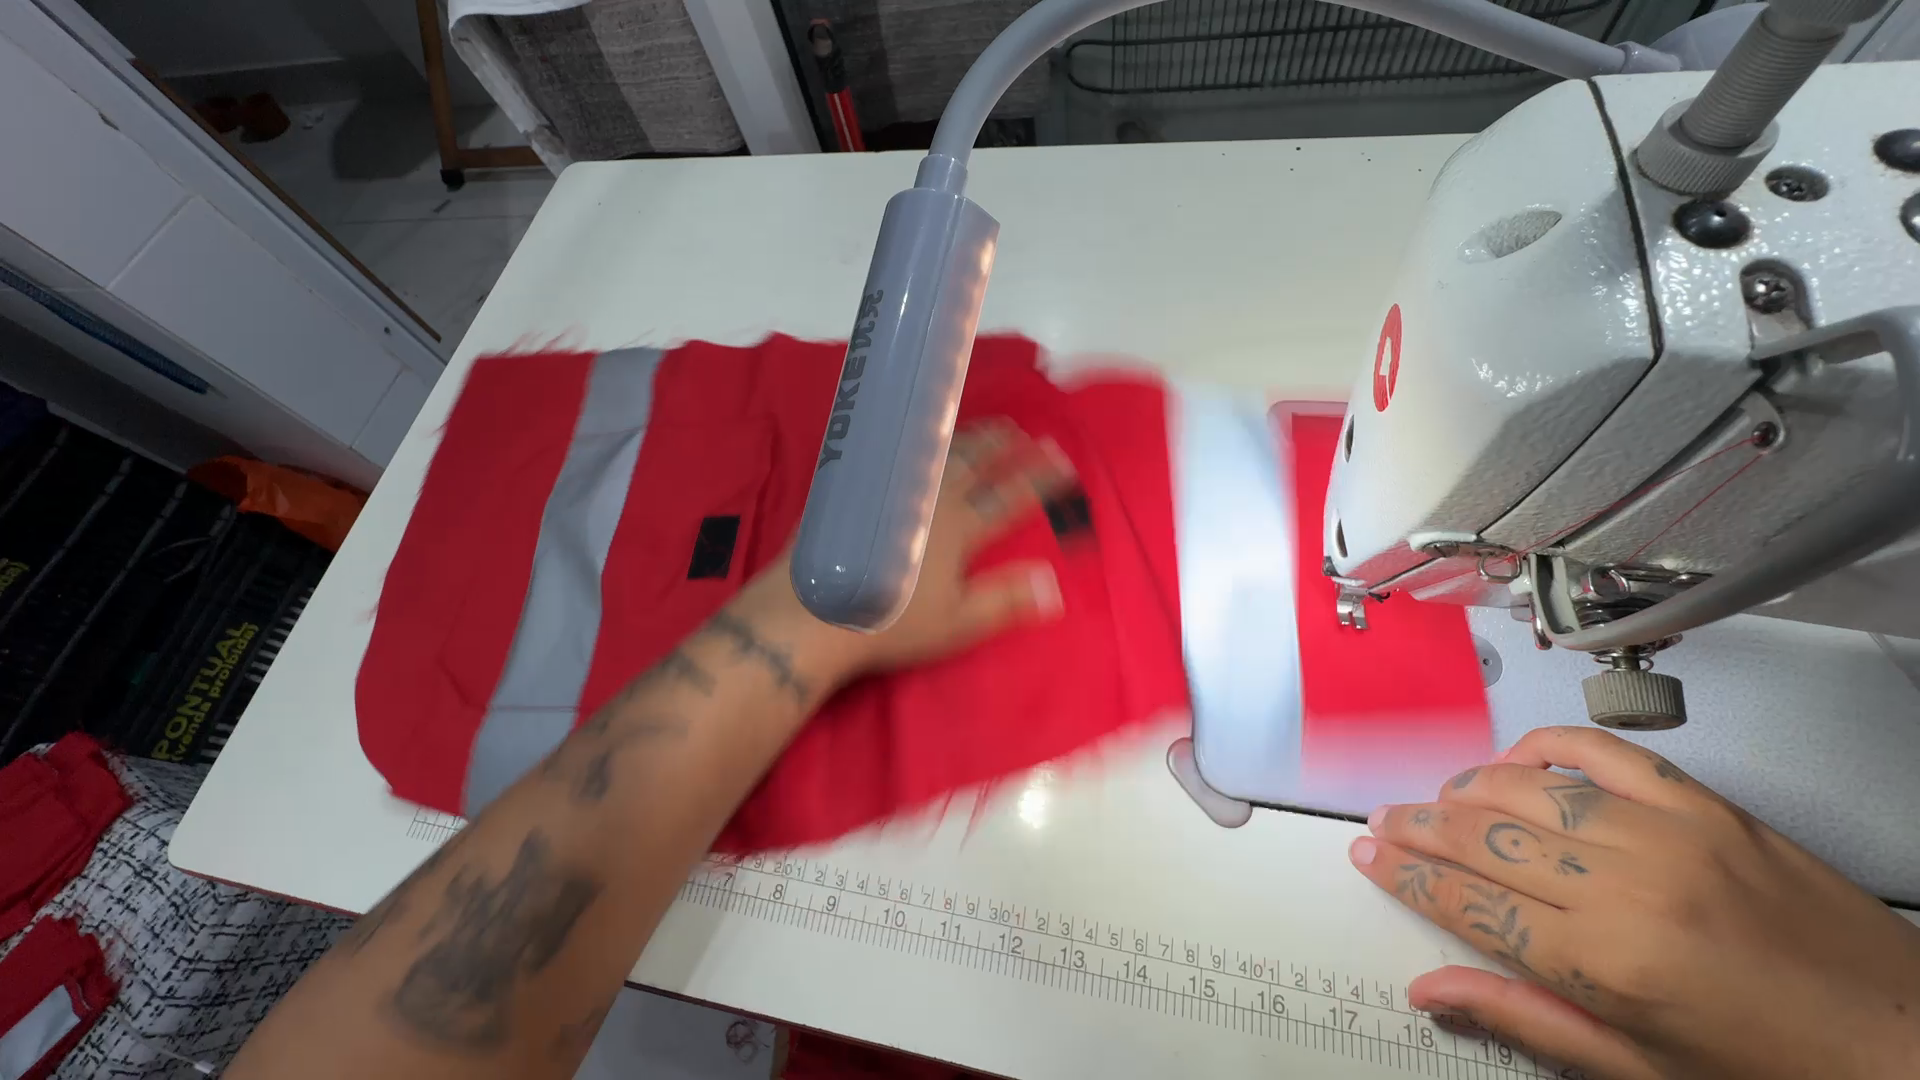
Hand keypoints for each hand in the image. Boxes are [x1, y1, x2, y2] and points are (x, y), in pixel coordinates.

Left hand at [731, 421, 1072, 692]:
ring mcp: (887, 486)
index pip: (1010, 498)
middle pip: (974, 463)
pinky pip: (893, 449)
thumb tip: (1057, 585)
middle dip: (1005, 447)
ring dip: (967, 437)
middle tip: (1025, 434)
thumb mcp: (955, 623)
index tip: (1066, 462)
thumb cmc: (888, 623)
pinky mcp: (852, 486)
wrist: (810, 613)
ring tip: (986, 429)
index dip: (1040, 481)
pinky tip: (914, 437)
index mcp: (957, 528)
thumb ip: (1005, 601)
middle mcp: (926, 497)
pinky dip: (916, 438)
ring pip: (936, 451)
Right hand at [1349, 726, 1919, 1078]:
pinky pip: (1604, 753)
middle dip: (1417, 828)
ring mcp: (1670, 836)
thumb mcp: (1645, 1074)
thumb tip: (1430, 991)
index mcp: (1609, 967)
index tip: (1369, 857)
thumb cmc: (1782, 1077)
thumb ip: (1526, 1019)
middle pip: (1483, 837)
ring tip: (1439, 800)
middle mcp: (1628, 889)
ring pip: (1527, 789)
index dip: (1404, 875)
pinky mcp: (1709, 807)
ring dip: (1466, 789)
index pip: (1466, 900)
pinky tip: (1517, 758)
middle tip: (1383, 822)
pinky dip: (1547, 746)